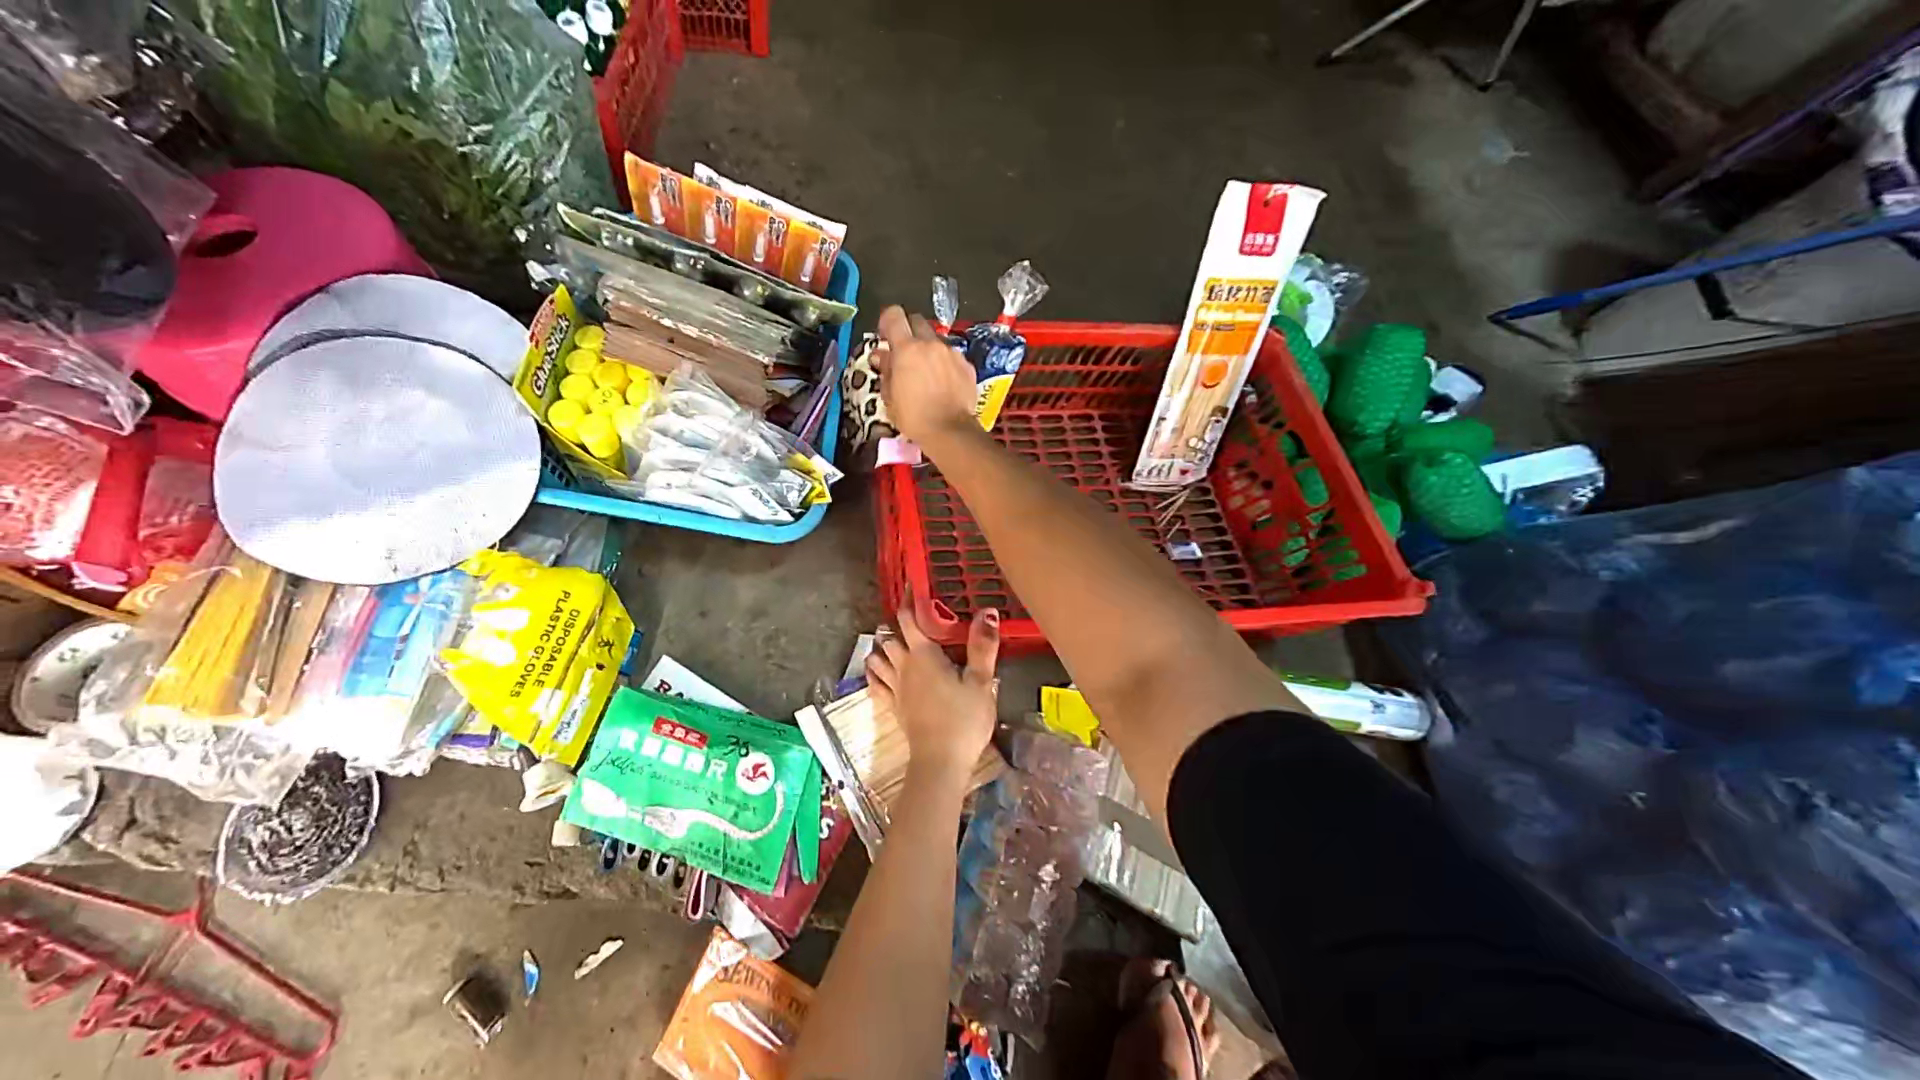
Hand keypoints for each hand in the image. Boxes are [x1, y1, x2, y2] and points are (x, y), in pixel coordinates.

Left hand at [866, 603, 999, 782]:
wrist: (940, 762)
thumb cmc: (963, 720)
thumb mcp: (981, 681)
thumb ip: (982, 646)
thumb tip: (987, 611)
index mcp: (924, 655)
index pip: (910, 620)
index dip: (910, 601)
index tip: (912, 585)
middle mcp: (904, 666)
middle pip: (891, 637)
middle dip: (897, 624)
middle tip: (911, 617)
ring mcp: (895, 688)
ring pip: (879, 658)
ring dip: (883, 647)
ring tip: (893, 641)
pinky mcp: (893, 708)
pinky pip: (876, 683)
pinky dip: (875, 672)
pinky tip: (879, 671)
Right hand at [875, 305, 977, 444]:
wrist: (949, 431)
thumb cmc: (913, 416)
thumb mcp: (890, 395)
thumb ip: (886, 369)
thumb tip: (882, 355)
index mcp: (907, 349)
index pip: (894, 316)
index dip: (887, 321)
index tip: (885, 336)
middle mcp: (931, 344)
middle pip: (917, 322)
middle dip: (909, 332)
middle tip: (905, 354)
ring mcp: (951, 353)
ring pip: (936, 341)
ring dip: (928, 351)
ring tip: (926, 374)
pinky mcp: (967, 365)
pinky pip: (952, 357)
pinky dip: (945, 364)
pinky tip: (944, 384)